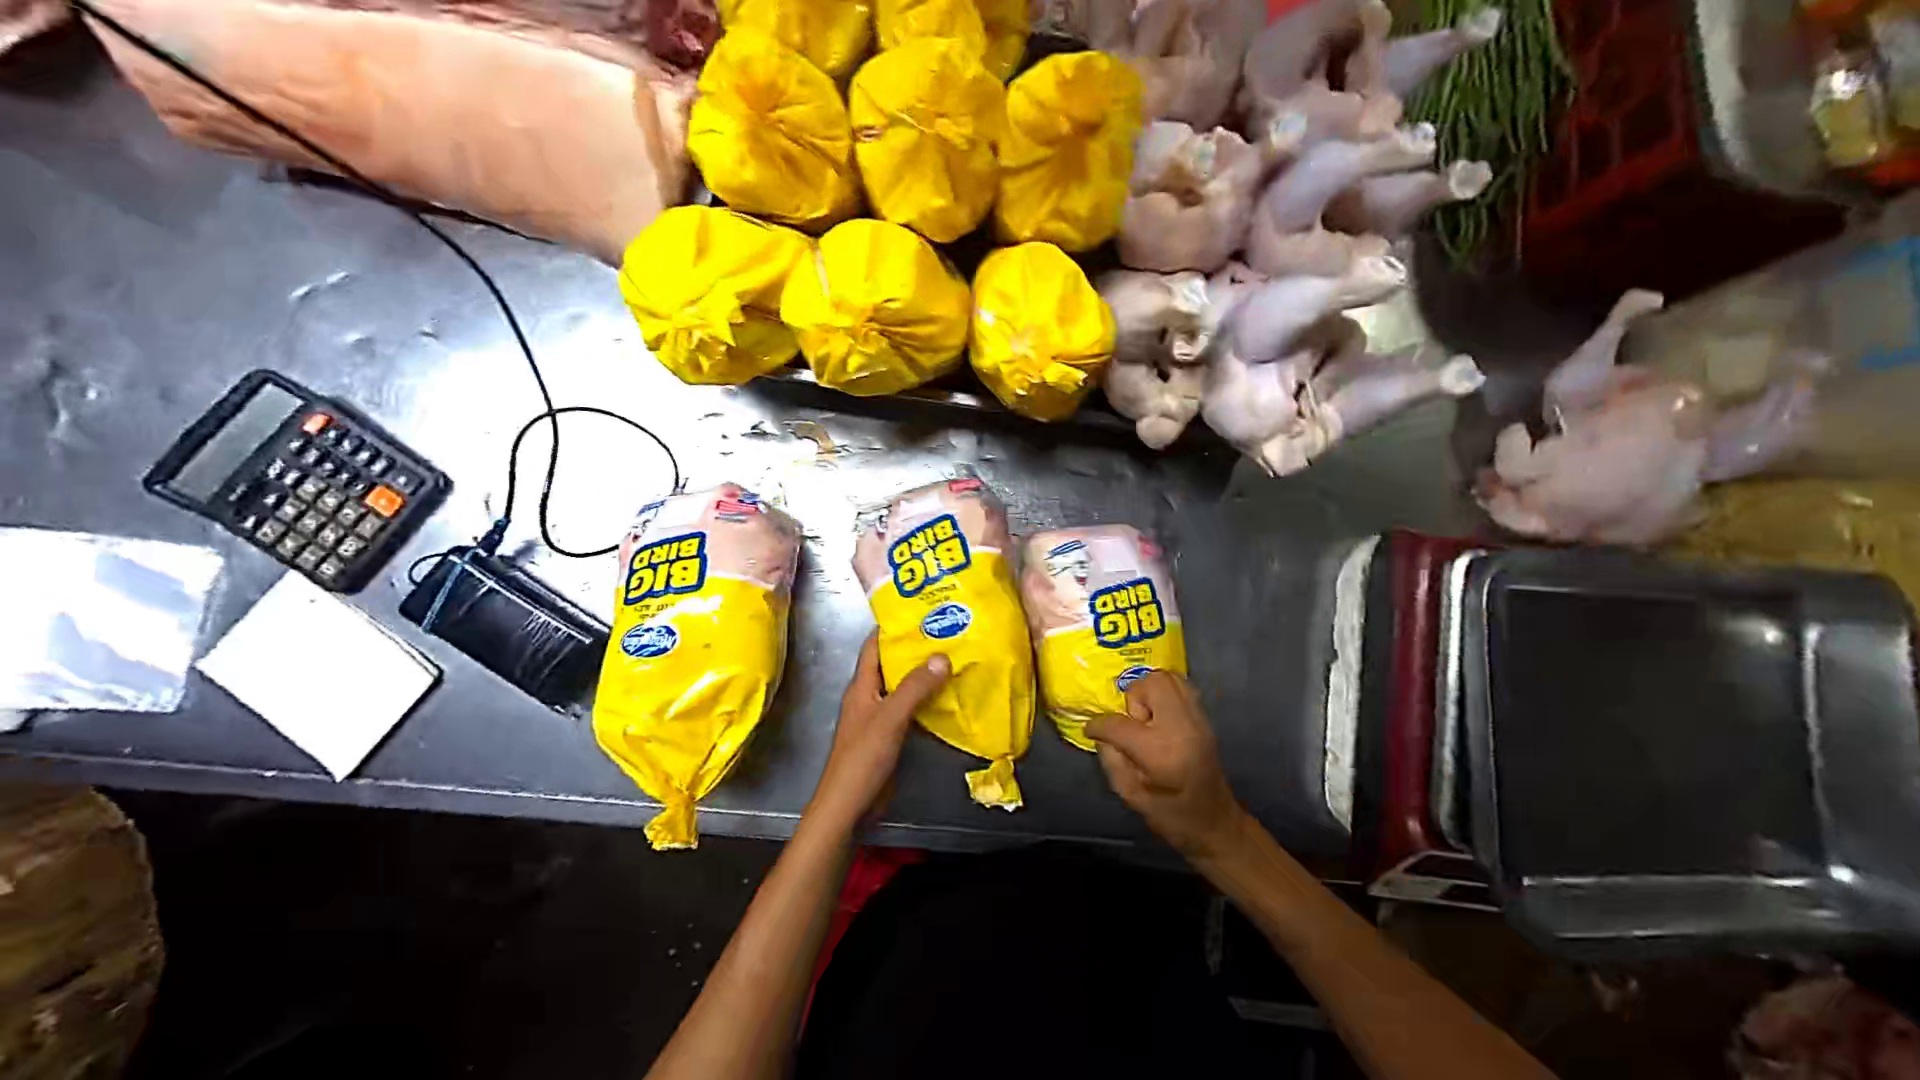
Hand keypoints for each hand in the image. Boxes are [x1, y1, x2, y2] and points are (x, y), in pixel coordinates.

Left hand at [806, 633, 950, 831]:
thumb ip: (915, 687)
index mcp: (861, 686)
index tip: (919, 611)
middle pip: (891, 664)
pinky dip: (926, 700)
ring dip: (923, 675)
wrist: (849, 805)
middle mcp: (869, 696)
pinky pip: (910, 709)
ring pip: (903, 687)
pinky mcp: (889, 736)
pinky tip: (948, 696)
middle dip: (914, 648)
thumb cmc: (863, 757)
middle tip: (946, 632)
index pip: (874, 646)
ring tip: (953, 657)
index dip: (892, 627)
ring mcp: (879, 717)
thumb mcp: (890, 717)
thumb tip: (942, 655)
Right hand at [1086, 671, 1246, 858]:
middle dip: (1133, 698)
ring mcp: (1198, 719)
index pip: (1119, 723)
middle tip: (1133, 724)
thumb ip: (1110, 757)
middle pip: (1150, 683)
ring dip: (1149, 692)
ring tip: (1147, 719)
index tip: (1092, 731)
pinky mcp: (1205, 719)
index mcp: (1160, 751)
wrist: (1216, 825)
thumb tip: (1101, 731)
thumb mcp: (1129, 793)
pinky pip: (1181, 686)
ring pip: (1168, 677)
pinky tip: (1160, 720)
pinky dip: (1164, 694)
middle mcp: (1182, 727)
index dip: (1099, 726)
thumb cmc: (1171, 817)